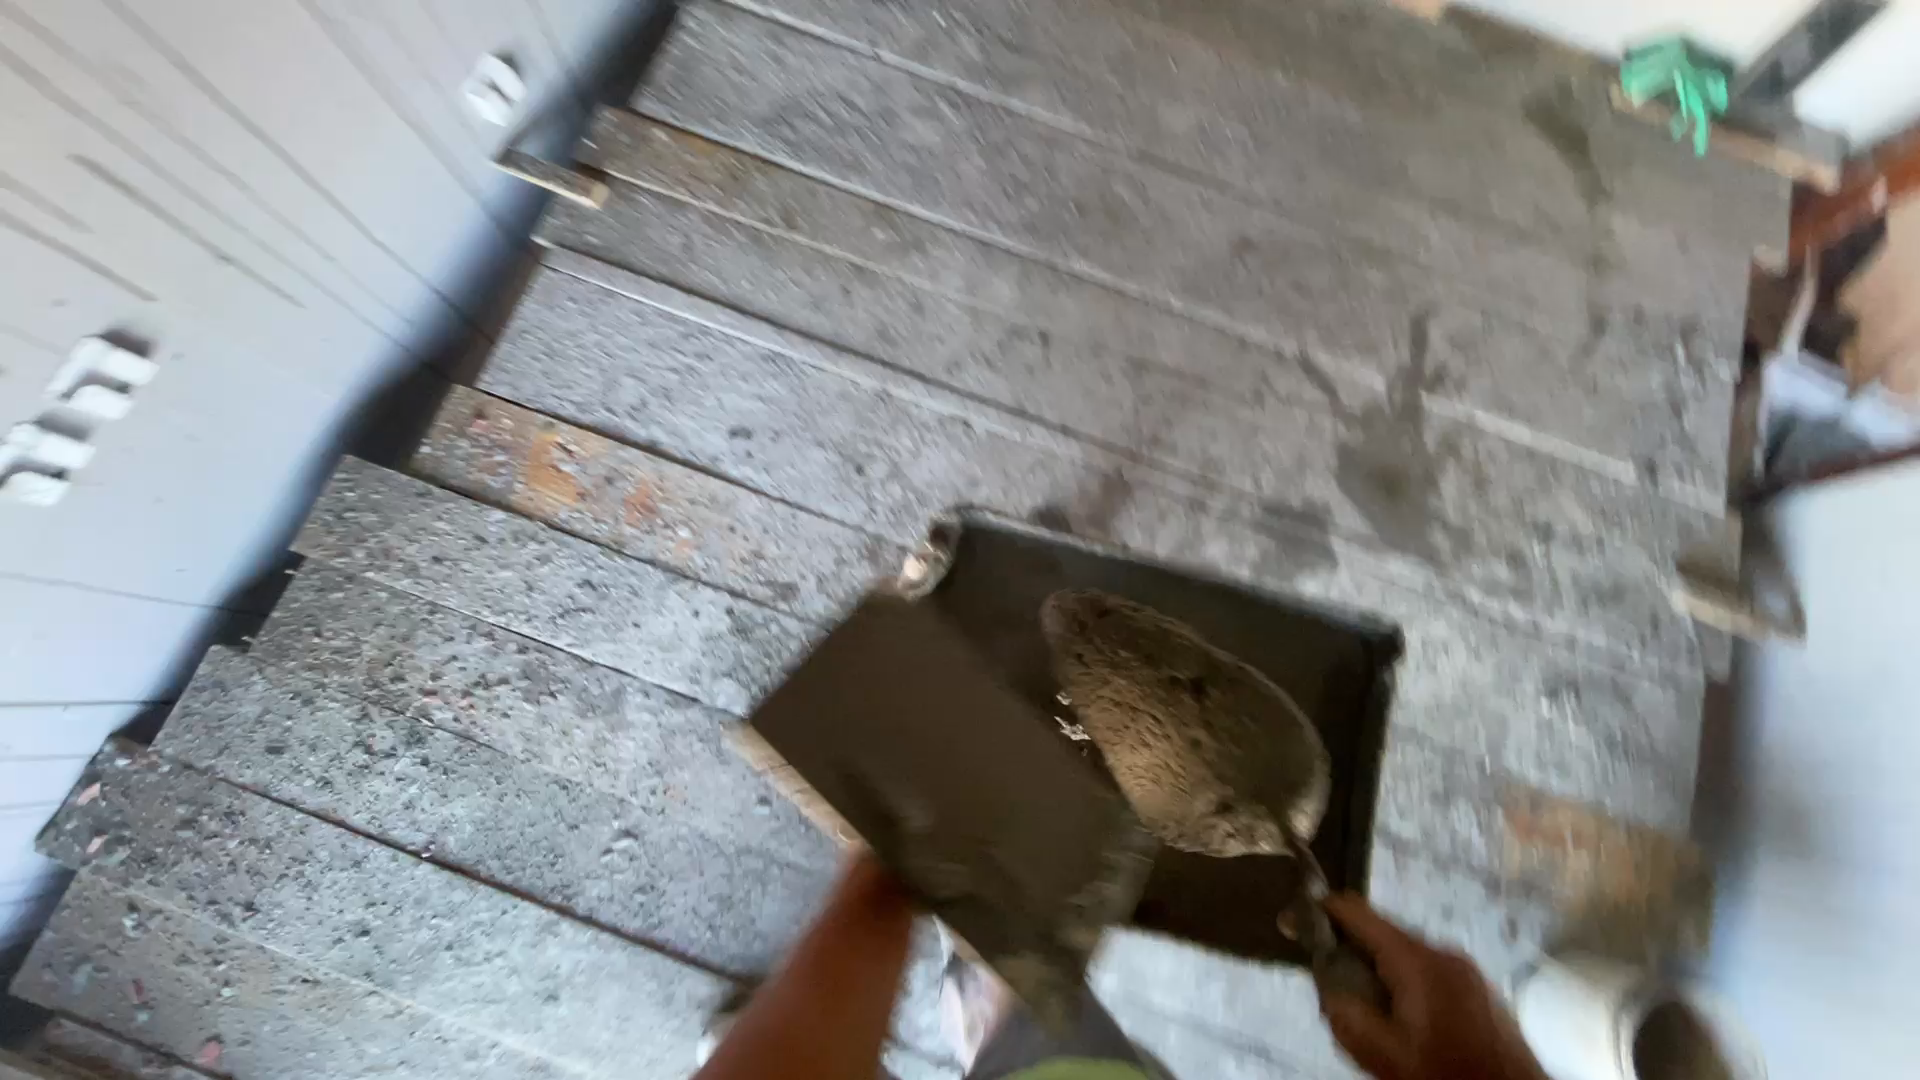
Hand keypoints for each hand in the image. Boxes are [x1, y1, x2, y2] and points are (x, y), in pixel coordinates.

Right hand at [1316, 894, 1547, 1079]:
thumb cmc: (1445, 1078)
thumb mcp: (1379, 1054)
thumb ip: (1341, 1010)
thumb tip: (1323, 977)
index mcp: (1415, 958)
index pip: (1354, 909)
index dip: (1318, 909)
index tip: (1293, 924)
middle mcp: (1442, 950)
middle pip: (1378, 930)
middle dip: (1350, 951)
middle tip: (1336, 988)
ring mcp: (1467, 969)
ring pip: (1402, 951)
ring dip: (1378, 970)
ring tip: (1374, 1012)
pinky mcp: (1480, 988)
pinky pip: (1427, 969)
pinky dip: (1405, 982)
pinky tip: (1407, 1020)